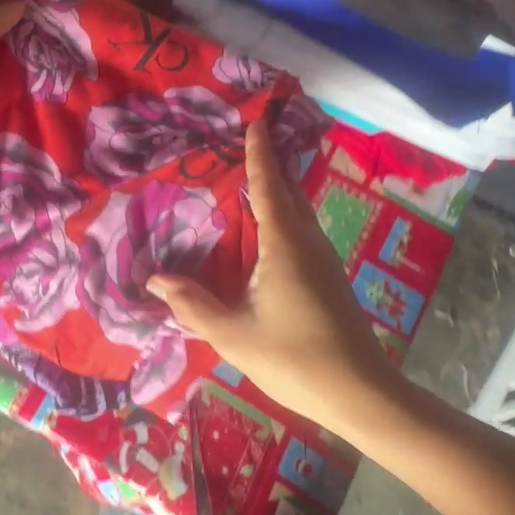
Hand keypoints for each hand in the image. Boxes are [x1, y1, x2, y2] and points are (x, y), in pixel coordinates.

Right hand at [148, 121, 405, 428]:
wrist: (359, 393)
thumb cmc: (293, 357)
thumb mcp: (232, 334)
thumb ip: (192, 304)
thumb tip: (155, 280)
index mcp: (284, 245)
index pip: (269, 186)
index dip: (259, 154)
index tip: (255, 121)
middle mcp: (308, 243)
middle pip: (289, 193)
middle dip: (270, 165)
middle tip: (247, 143)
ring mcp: (324, 261)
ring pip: (299, 213)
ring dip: (279, 192)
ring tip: (251, 180)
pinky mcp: (328, 280)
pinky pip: (301, 233)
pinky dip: (282, 217)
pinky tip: (265, 233)